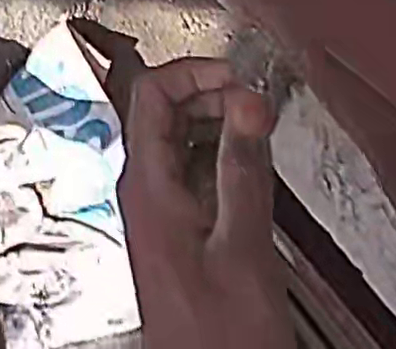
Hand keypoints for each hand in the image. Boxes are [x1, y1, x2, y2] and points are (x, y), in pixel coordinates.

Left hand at [118, 59, 291, 348]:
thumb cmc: (221, 336)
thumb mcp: (242, 248)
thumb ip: (242, 170)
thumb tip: (248, 101)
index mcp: (145, 180)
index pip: (150, 94)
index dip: (191, 74)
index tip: (235, 76)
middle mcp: (140, 184)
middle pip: (159, 109)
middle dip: (206, 94)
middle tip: (254, 102)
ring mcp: (153, 203)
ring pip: (173, 136)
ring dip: (212, 121)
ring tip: (256, 124)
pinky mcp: (170, 222)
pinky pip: (185, 167)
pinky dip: (214, 153)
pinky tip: (246, 160)